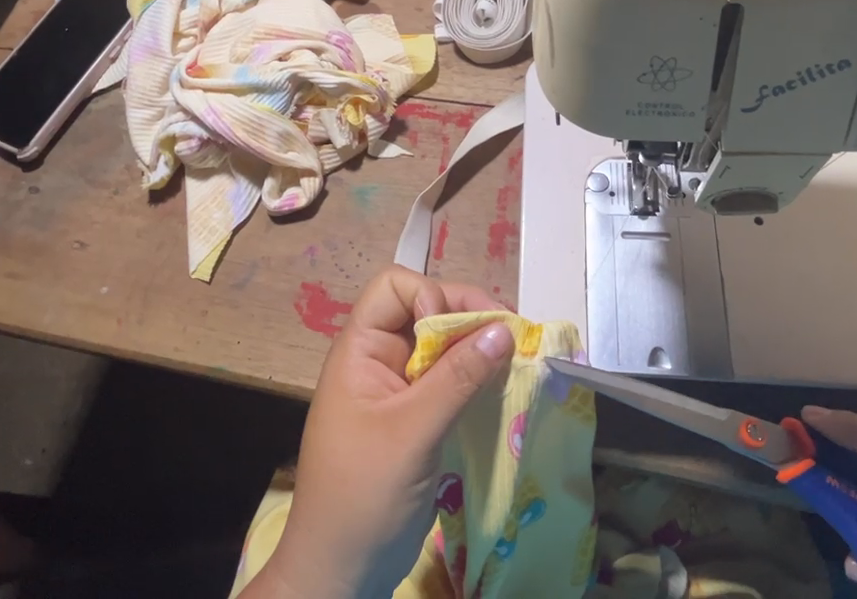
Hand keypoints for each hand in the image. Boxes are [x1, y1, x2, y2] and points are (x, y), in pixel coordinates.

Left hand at [251, 268, 515, 598]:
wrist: (341, 570)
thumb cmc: (363, 494)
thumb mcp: (412, 433)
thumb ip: (458, 378)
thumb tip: (505, 330)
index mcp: (360, 349)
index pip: (396, 287)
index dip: (430, 297)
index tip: (460, 334)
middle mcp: (380, 358)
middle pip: (426, 309)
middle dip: (467, 316)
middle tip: (512, 338)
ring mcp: (399, 387)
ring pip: (443, 344)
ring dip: (478, 346)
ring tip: (515, 360)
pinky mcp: (418, 415)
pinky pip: (451, 378)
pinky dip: (477, 376)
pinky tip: (503, 387)